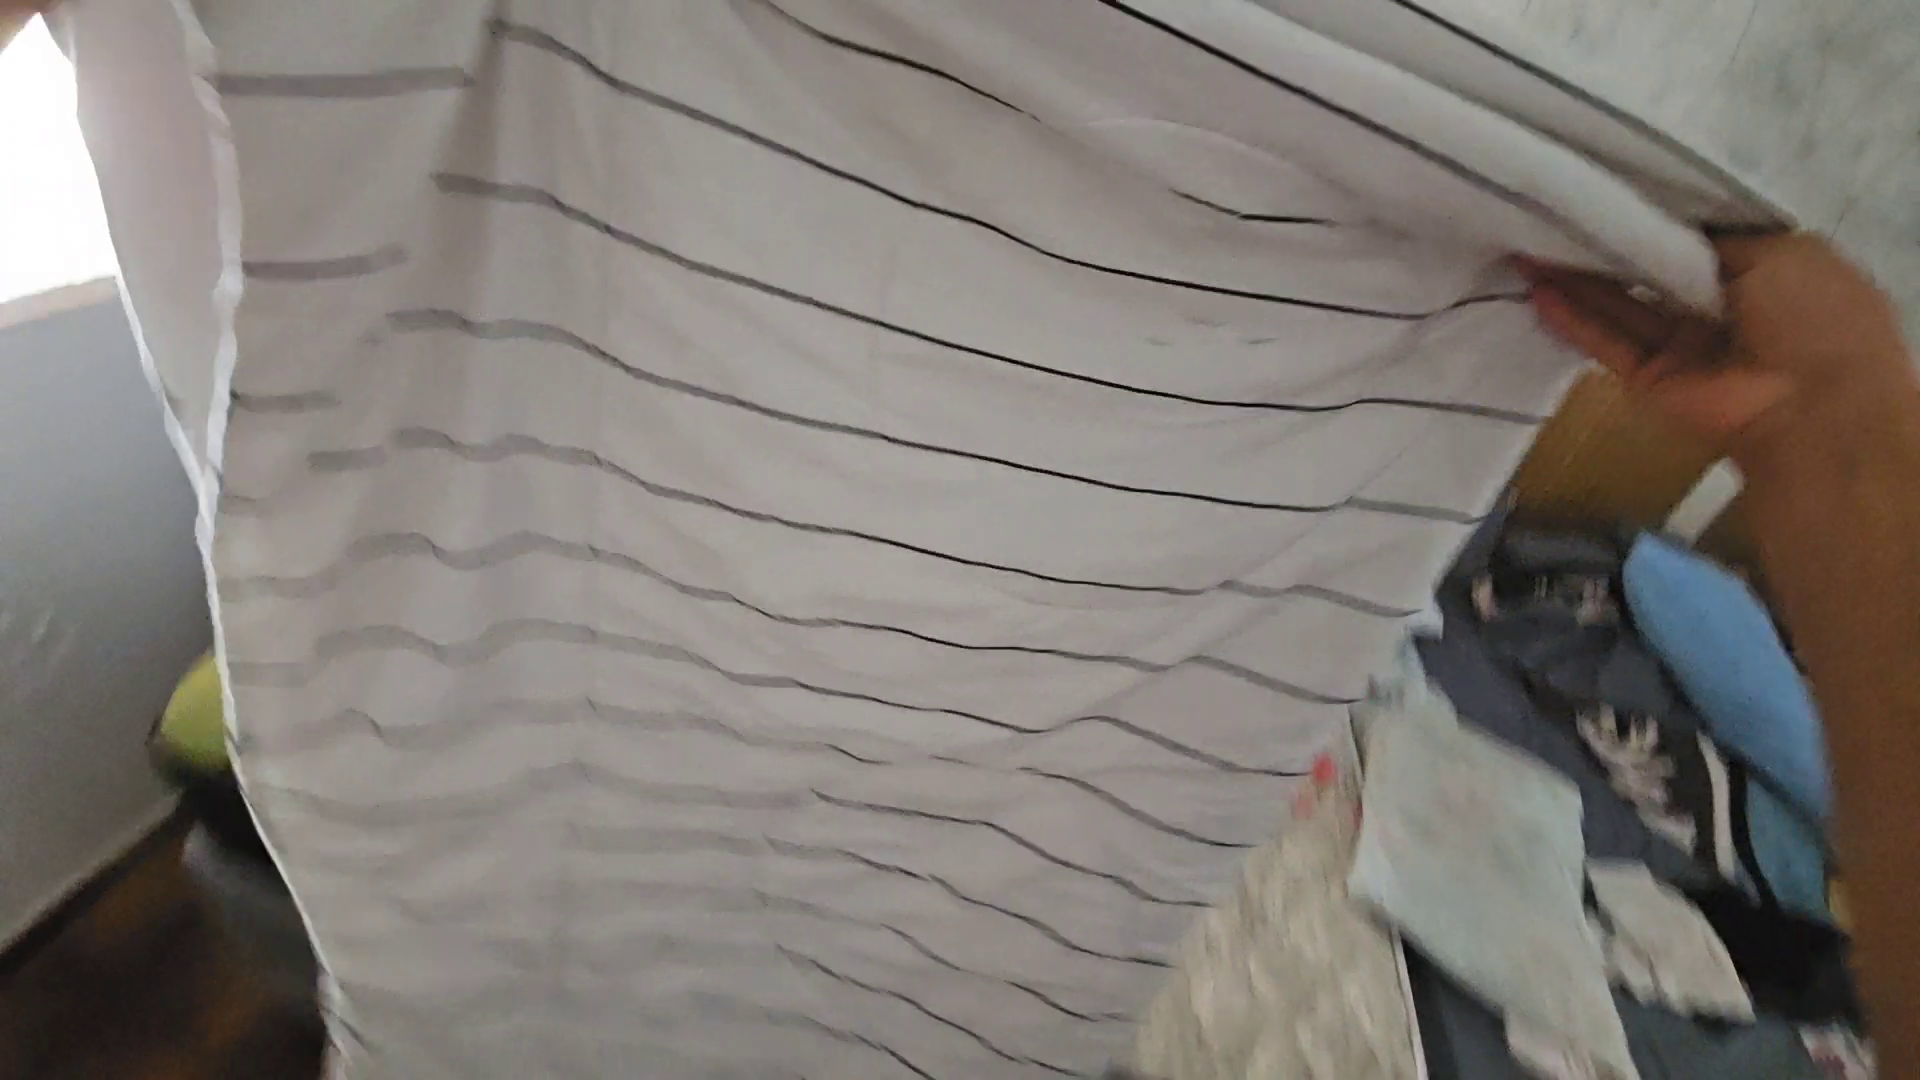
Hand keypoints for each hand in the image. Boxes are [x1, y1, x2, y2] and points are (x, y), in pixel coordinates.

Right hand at [1517, 233, 1911, 476]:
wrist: (1809, 403)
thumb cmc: (1815, 316)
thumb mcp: (1782, 255)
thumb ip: (1716, 243)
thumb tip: (1662, 236)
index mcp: (1758, 274)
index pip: (1691, 246)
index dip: (1649, 227)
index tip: (1607, 206)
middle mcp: (1714, 307)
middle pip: (1645, 276)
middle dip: (1601, 254)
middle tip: (1552, 230)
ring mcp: (1676, 345)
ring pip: (1617, 308)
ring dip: (1574, 285)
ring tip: (1530, 258)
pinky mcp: (1643, 375)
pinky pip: (1604, 342)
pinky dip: (1572, 321)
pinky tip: (1540, 296)